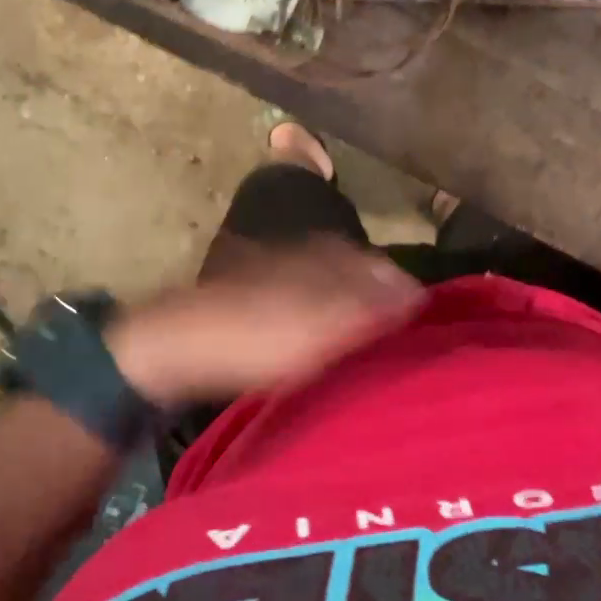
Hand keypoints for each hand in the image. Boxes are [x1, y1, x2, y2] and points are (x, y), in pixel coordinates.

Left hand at [103, 236, 423, 407]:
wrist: (178, 345)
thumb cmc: (260, 335)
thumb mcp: (327, 324)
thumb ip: (375, 306)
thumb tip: (422, 294)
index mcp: (334, 253)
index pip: (391, 269)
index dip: (410, 298)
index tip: (423, 332)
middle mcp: (315, 253)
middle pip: (366, 275)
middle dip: (385, 303)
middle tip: (399, 343)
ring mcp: (287, 270)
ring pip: (340, 287)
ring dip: (357, 312)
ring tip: (368, 348)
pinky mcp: (265, 293)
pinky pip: (314, 300)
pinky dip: (328, 319)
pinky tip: (326, 344)